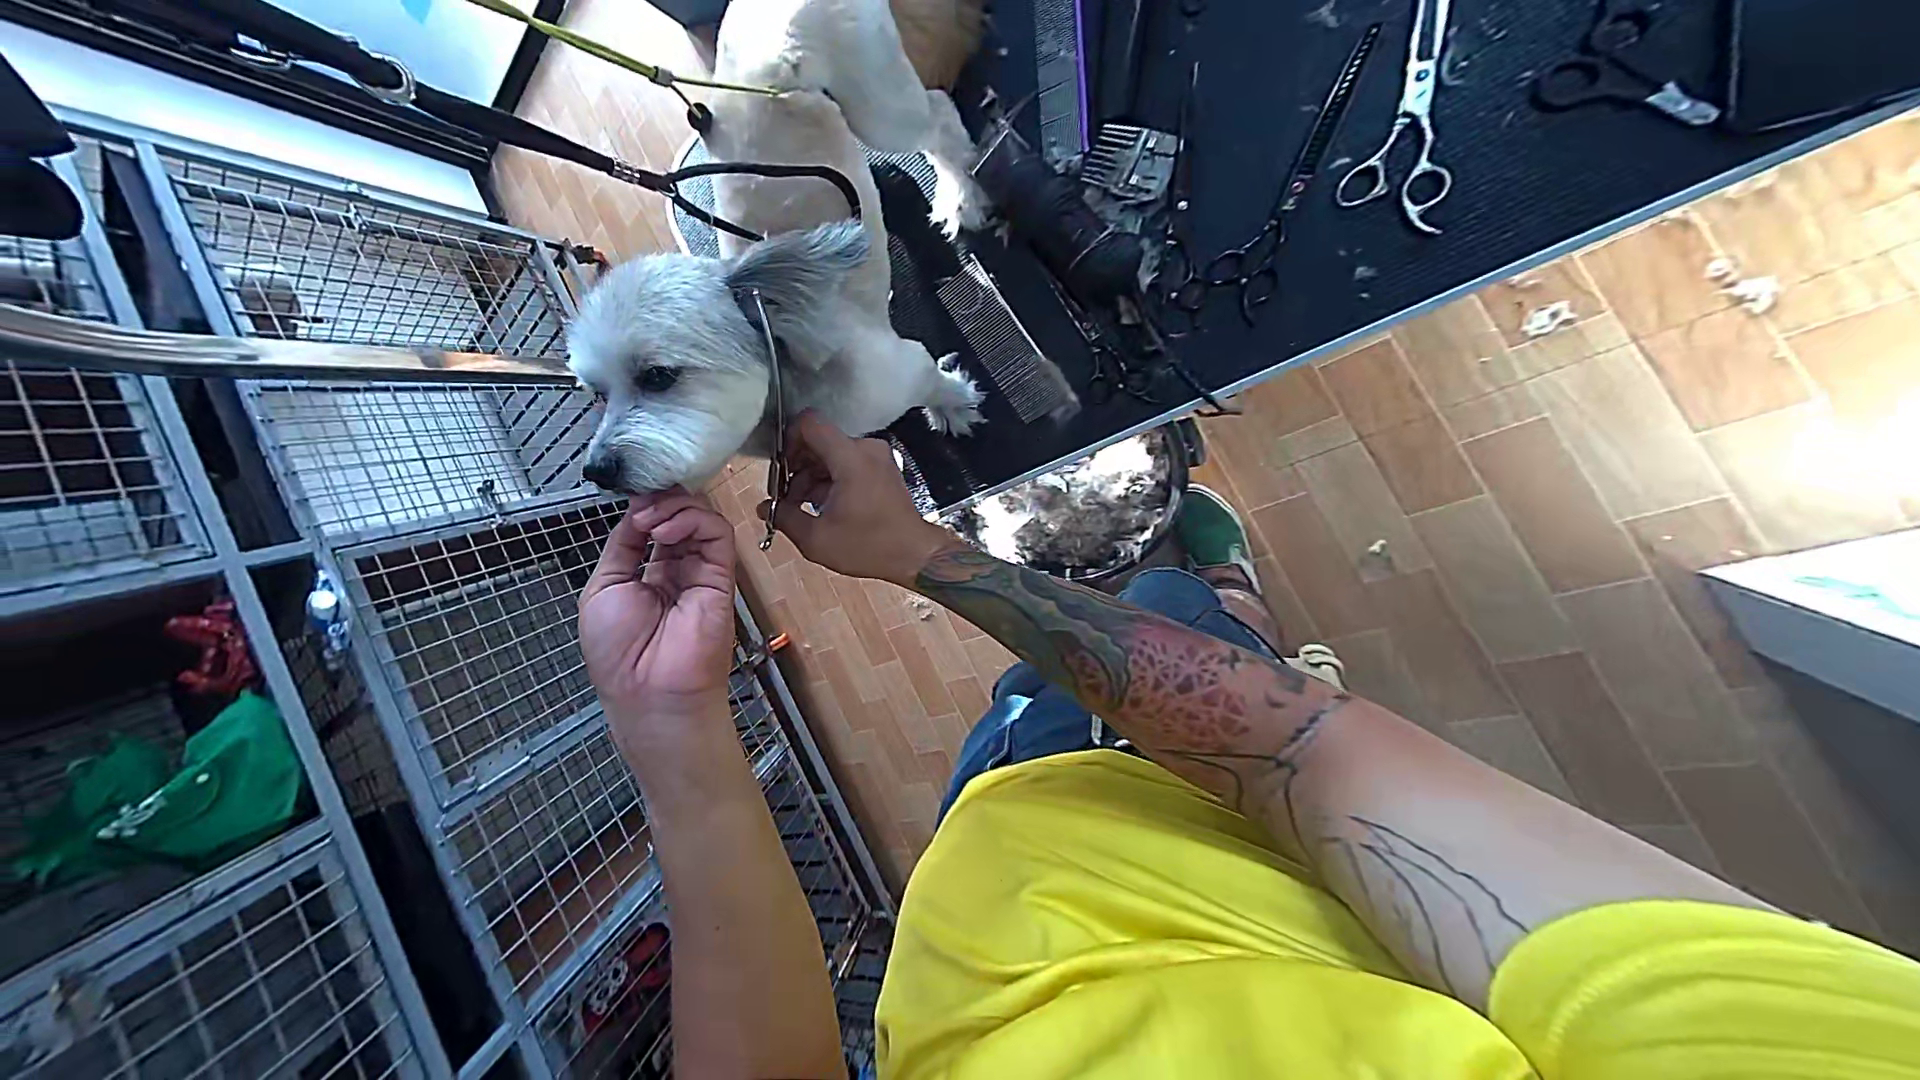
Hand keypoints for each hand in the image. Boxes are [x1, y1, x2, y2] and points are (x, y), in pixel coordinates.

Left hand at [579, 490, 736, 729]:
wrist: (650, 688)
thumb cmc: (619, 650)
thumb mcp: (603, 588)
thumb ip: (623, 547)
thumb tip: (636, 513)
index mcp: (649, 574)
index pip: (654, 525)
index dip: (645, 506)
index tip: (631, 499)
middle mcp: (678, 568)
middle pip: (679, 516)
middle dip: (659, 502)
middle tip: (642, 508)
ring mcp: (702, 571)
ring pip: (701, 518)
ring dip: (673, 509)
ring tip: (651, 523)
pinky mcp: (723, 574)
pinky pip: (718, 533)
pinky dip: (694, 520)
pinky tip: (666, 532)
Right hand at [757, 410, 962, 584]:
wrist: (914, 555)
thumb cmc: (868, 546)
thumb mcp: (817, 539)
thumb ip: (785, 517)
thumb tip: (764, 507)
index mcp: (850, 457)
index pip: (809, 423)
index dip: (788, 440)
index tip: (779, 469)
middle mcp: (866, 448)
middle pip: (819, 441)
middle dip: (797, 466)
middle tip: (786, 497)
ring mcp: (877, 457)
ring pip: (832, 454)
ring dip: (812, 476)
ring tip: (802, 507)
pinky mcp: (882, 468)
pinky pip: (848, 463)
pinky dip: (831, 479)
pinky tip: (822, 506)